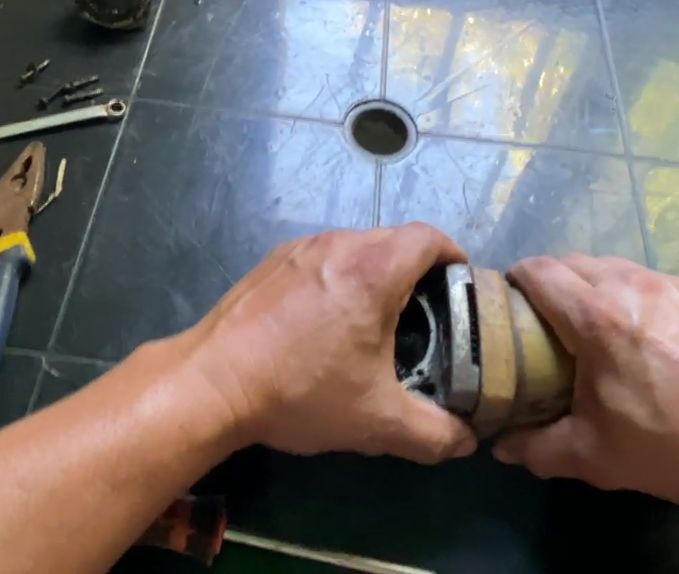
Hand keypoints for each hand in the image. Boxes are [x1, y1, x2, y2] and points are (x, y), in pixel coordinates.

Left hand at [172, 225, 477, 462]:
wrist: (212, 381)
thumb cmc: (300, 391)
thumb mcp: (376, 421)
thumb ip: (434, 433)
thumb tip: (466, 440)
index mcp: (373, 269)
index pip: (429, 237)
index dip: (453, 255)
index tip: (460, 286)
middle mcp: (339, 244)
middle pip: (395, 239)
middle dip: (418, 269)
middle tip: (426, 313)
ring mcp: (301, 247)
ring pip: (356, 246)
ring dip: (376, 272)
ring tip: (377, 319)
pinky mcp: (274, 259)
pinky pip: (323, 256)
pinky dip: (339, 276)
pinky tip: (327, 319)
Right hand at [492, 256, 678, 514]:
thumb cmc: (678, 448)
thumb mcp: (598, 457)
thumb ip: (538, 447)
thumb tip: (500, 446)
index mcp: (596, 316)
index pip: (538, 272)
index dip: (516, 280)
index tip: (511, 303)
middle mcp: (631, 285)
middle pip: (573, 262)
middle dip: (552, 283)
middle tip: (550, 322)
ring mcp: (673, 284)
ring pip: (615, 268)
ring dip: (595, 287)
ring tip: (601, 327)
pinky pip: (654, 282)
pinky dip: (638, 297)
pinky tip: (654, 337)